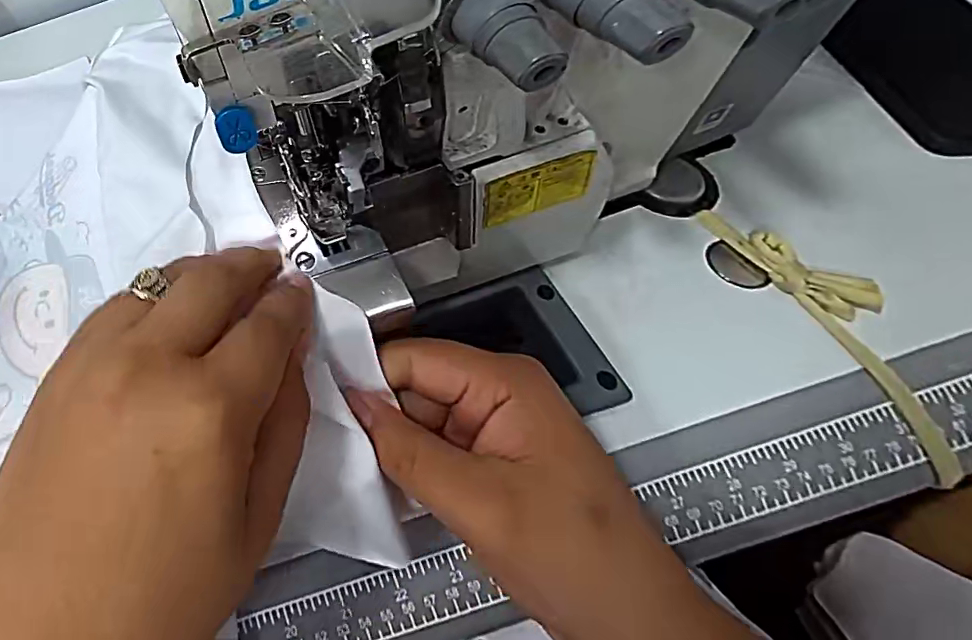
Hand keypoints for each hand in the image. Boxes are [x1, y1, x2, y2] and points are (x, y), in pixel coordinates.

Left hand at [0, 247, 312, 639]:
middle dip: (250, 264)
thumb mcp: (253, 523)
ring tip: (225, 278)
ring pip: (161, 278)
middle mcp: (150, 362)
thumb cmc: (161, 592)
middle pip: (212, 280)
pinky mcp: (62, 363)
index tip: (301, 290)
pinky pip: (119, 302)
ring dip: (202, 271)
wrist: (39, 621)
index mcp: (208, 409)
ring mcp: (97, 355)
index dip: (291, 302)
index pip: (265, 325)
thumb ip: (284, 423)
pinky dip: (154, 293)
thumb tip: (291, 350)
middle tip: (270, 264)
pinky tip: (167, 309)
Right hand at [346, 340, 751, 639]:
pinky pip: (437, 445)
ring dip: (400, 449)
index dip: (371, 381)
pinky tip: (410, 491)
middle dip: (384, 421)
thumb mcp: (482, 505)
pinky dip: (417, 467)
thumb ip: (410, 451)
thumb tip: (359, 406)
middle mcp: (500, 392)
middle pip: (414, 385)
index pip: (413, 357)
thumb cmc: (587, 563)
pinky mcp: (493, 454)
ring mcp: (497, 424)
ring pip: (421, 418)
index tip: (336, 407)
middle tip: (359, 456)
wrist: (635, 624)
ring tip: (388, 481)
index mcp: (505, 382)